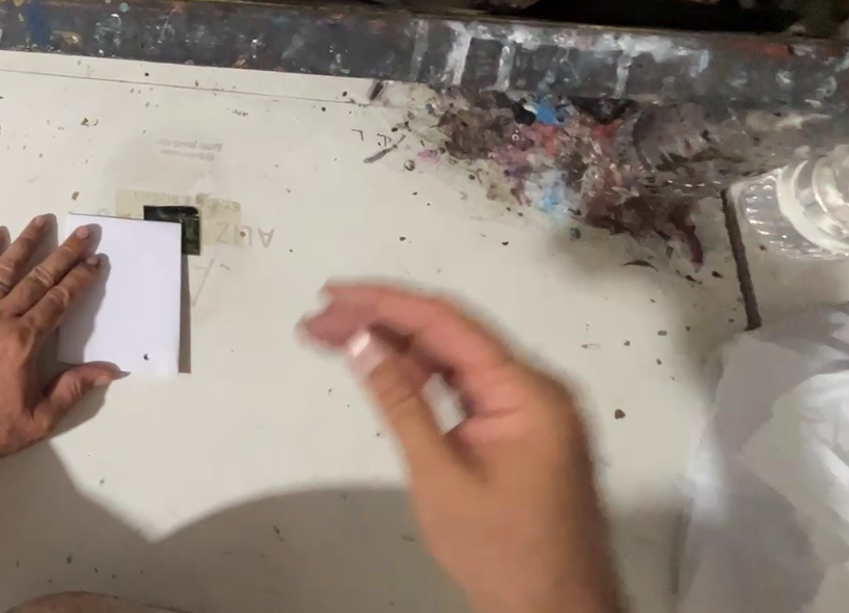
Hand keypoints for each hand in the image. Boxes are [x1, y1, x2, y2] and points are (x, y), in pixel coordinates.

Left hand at [0, 215, 119, 463]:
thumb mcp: (41, 418)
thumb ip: (74, 388)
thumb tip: (111, 370)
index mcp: (25, 342)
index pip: (59, 301)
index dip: (80, 279)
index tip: (95, 260)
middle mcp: (2, 319)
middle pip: (39, 278)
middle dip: (65, 254)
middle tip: (84, 232)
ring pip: (6, 269)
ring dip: (27, 242)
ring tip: (43, 219)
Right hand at [301, 282, 623, 612]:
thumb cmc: (500, 553)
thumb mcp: (439, 474)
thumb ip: (399, 399)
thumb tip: (358, 338)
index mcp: (527, 392)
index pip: (446, 323)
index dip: (383, 302)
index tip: (332, 295)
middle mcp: (530, 386)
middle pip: (444, 331)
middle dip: (377, 319)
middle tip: (318, 321)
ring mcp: (522, 404)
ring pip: (445, 351)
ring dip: (388, 341)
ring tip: (331, 336)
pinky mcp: (508, 421)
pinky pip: (454, 378)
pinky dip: (411, 369)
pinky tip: (375, 364)